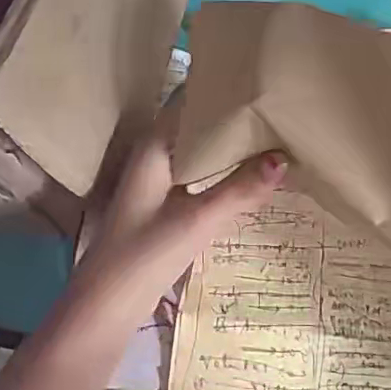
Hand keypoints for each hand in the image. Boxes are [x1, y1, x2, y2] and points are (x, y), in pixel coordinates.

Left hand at [74, 102, 286, 306]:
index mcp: (155, 147)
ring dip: (230, 145)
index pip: (189, 100)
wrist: (105, 308)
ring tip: (272, 135)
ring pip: (200, 150)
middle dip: (233, 117)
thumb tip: (284, 158)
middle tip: (276, 108)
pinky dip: (223, 168)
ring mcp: (159, 181)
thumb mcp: (198, 220)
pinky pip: (200, 172)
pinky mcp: (165, 203)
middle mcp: (155, 156)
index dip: (221, 88)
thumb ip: (241, 189)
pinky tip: (249, 175)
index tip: (258, 81)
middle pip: (198, 124)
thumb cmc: (144, 255)